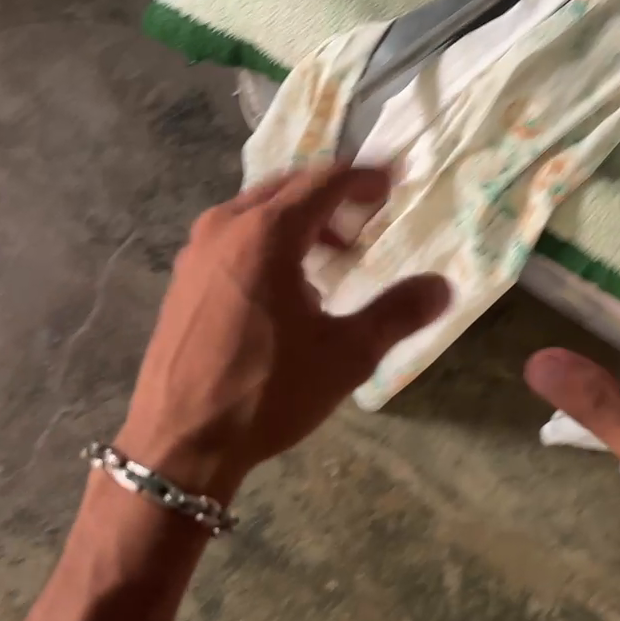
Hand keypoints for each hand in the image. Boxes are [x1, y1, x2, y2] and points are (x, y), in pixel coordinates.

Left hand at [115, 165, 451, 503]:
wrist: (178, 441)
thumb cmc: (265, 393)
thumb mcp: (344, 355)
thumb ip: (397, 313)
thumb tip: (442, 288)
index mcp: (266, 233)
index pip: (324, 181)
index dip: (362, 179)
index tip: (391, 187)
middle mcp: (226, 226)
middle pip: (288, 187)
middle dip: (330, 197)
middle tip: (364, 221)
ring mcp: (196, 250)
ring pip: (256, 210)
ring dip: (297, 219)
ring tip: (329, 256)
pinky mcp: (182, 276)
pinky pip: (233, 235)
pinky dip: (266, 239)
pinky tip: (284, 285)